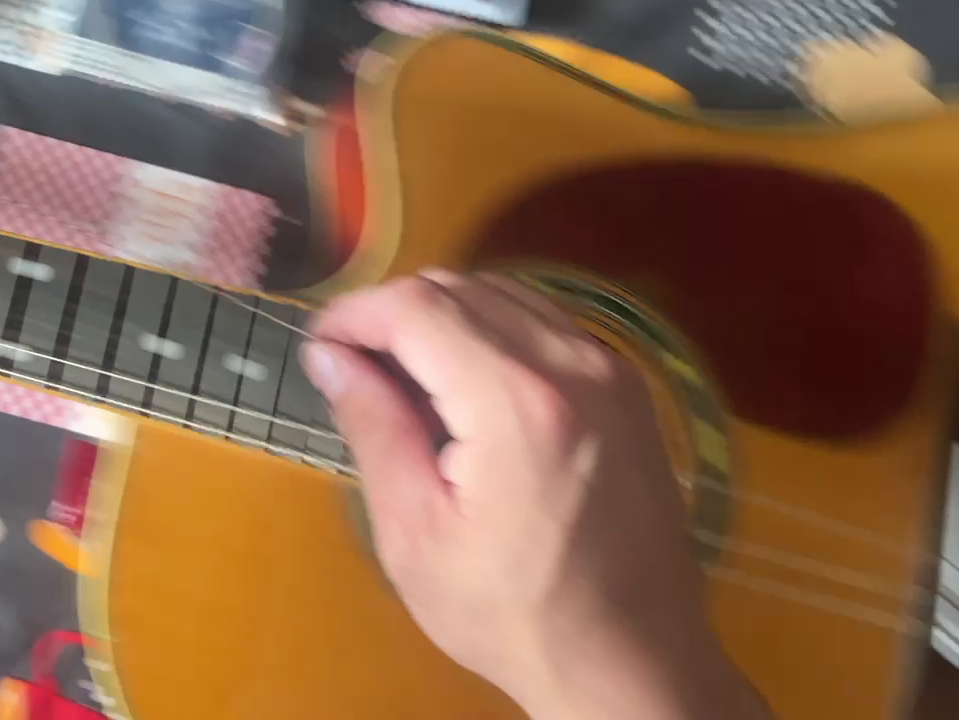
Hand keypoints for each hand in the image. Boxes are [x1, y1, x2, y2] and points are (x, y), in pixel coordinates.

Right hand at [304, 272, 767, 719]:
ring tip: (400, 372)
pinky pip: (530, 312)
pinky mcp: (622, 380)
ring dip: (431, 314)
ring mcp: (608, 367)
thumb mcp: (412, 530)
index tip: (320, 347)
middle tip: (352, 364)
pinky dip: (477, 323)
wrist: (638, 670)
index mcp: (517, 405)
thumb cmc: (511, 612)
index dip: (354, 314)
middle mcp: (572, 364)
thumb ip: (371, 426)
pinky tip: (458, 378)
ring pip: (489, 290)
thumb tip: (326, 356)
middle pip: (450, 288)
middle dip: (386, 312)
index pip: (415, 308)